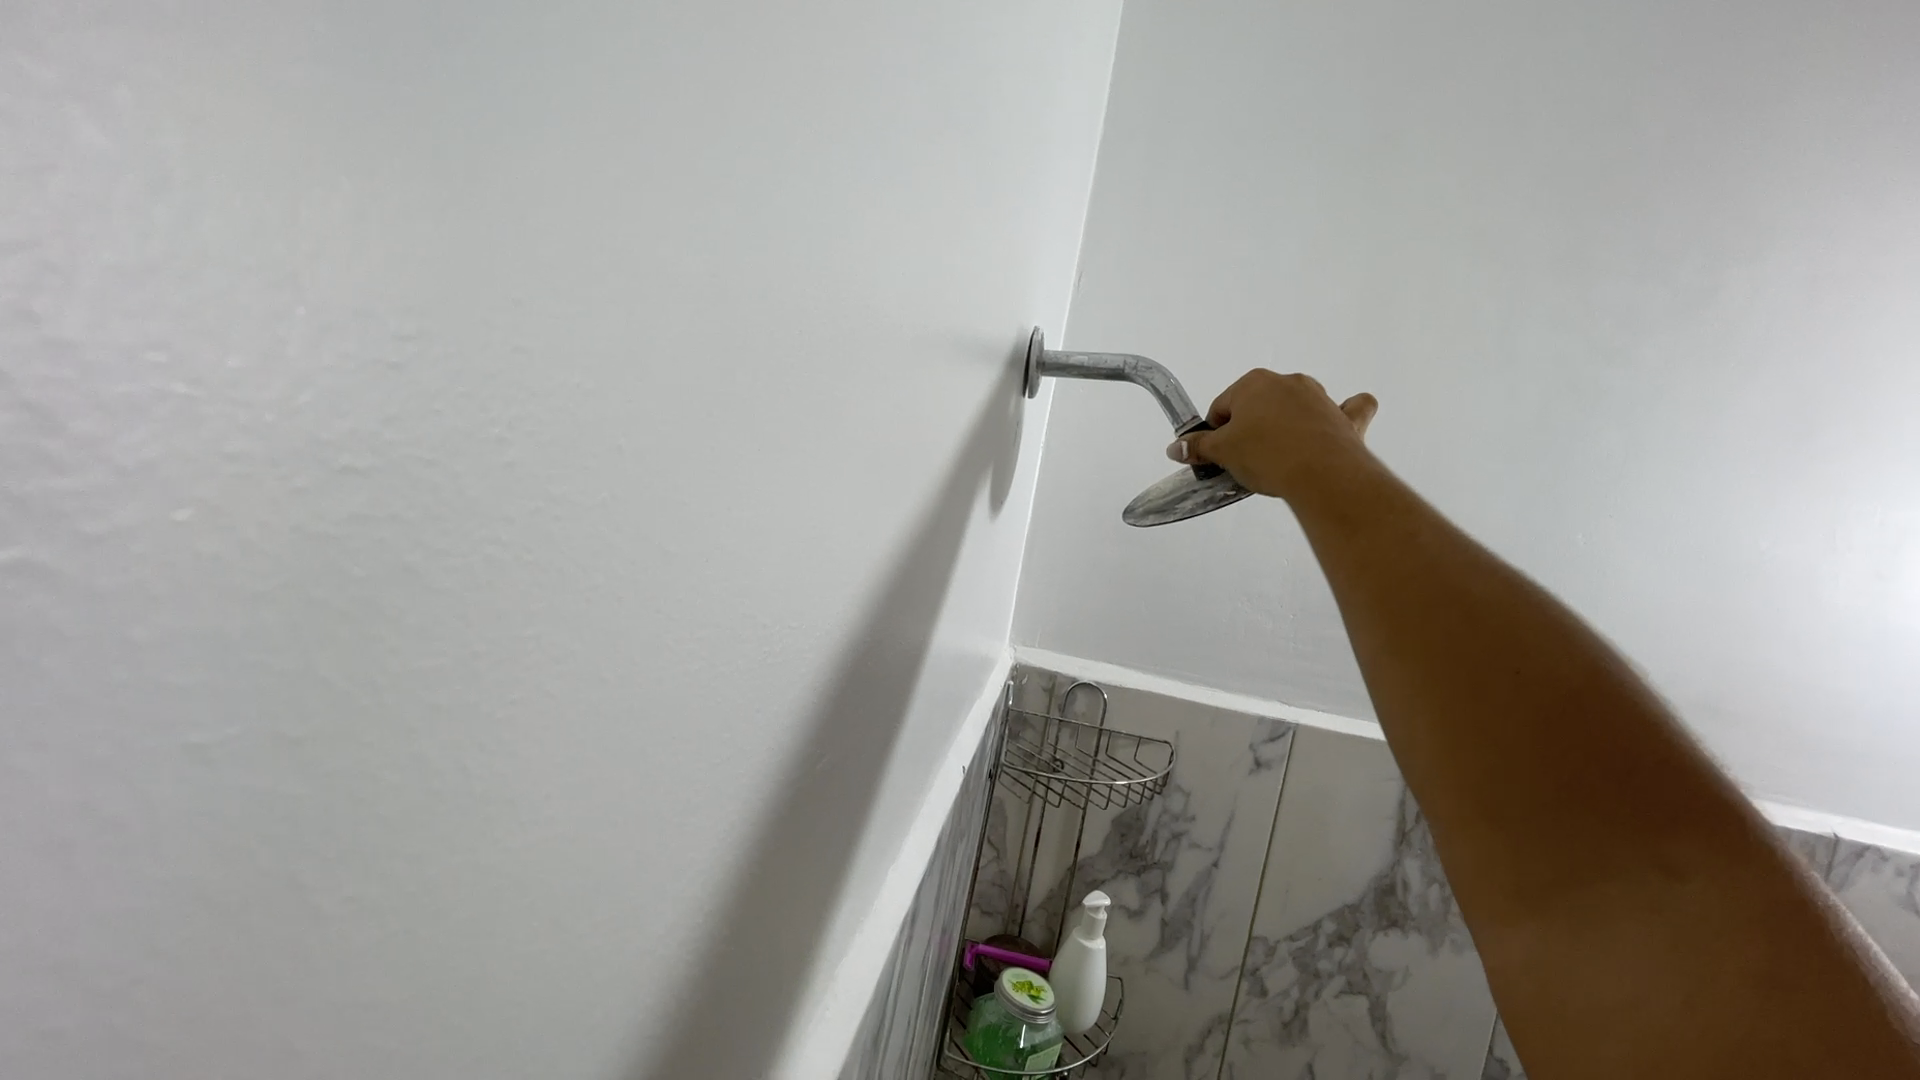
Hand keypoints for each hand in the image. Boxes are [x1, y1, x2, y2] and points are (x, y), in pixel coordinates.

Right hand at [1167, 370, 1377, 500]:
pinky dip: (1342, 415)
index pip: (1221, 408)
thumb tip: (1175, 448)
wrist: (1322, 475)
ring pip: (1296, 407)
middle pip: (1258, 407)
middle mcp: (1288, 383)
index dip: (1215, 435)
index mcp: (1253, 383)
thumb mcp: (1222, 452)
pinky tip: (1337, 423)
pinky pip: (1347, 410)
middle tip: (1244, 461)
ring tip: (1278, 460)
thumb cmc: (1266, 455)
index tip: (1217, 456)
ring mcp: (1320, 398)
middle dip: (1249, 430)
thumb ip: (1197, 447)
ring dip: (1285, 426)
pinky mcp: (1346, 418)